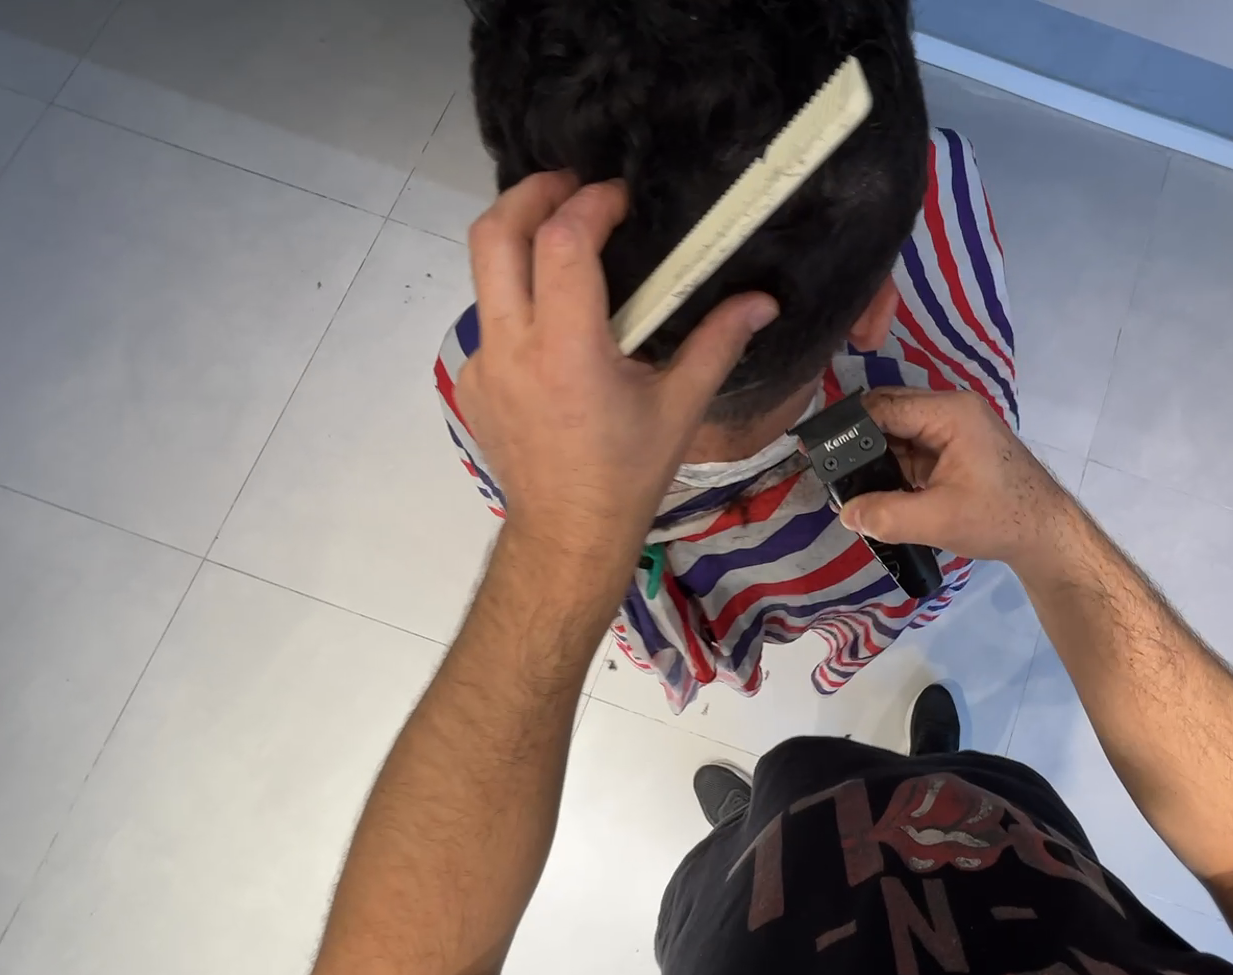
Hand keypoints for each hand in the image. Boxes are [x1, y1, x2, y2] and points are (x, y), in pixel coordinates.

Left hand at [455, 172, 777, 560]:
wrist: (569, 532)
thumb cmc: (629, 474)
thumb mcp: (679, 408)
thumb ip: (717, 343)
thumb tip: (762, 301)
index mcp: (567, 350)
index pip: (563, 243)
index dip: (590, 203)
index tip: (619, 197)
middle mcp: (511, 347)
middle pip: (494, 234)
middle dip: (530, 193)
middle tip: (570, 185)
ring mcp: (481, 364)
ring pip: (485, 274)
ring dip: (522, 244)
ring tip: (568, 251)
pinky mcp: (470, 382)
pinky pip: (490, 320)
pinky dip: (521, 304)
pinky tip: (556, 332)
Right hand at [838, 388, 1079, 569]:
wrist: (1046, 534)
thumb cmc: (998, 519)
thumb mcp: (937, 520)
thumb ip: (886, 515)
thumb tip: (845, 512)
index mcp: (949, 412)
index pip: (883, 406)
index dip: (849, 428)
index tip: (817, 450)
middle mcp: (950, 408)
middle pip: (889, 411)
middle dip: (860, 440)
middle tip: (830, 470)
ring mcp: (954, 426)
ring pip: (898, 430)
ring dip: (876, 454)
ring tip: (849, 482)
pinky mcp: (954, 446)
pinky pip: (911, 446)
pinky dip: (893, 464)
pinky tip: (876, 487)